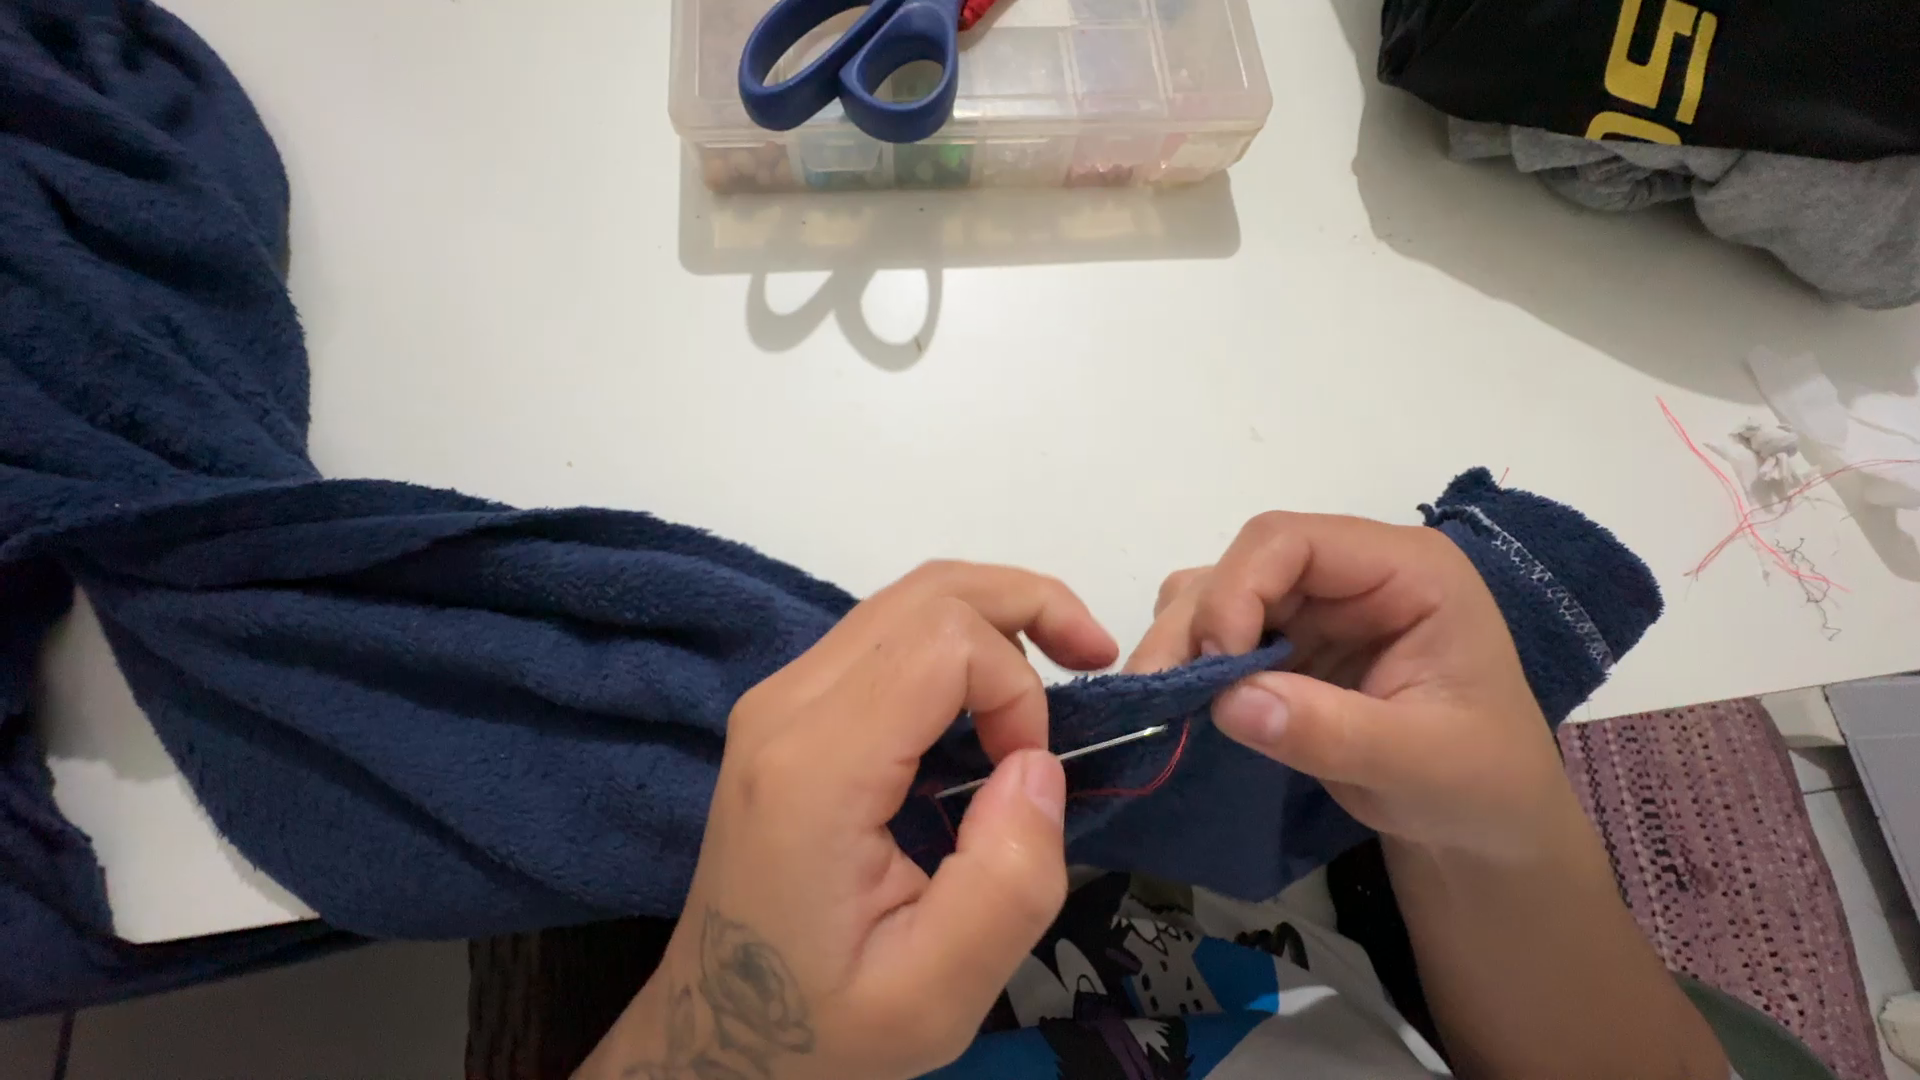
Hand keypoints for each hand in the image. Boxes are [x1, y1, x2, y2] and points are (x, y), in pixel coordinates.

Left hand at [577, 562, 1118, 1079]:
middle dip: (1028, 605)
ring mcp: (782, 695)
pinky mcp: (791, 702)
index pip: (942, 645)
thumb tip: (1038, 763)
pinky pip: (889, 631)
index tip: (1031, 770)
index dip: (1017, 688)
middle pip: (927, 592)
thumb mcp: (932, 998)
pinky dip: (959, 636)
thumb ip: (1005, 885)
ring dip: (998, 613)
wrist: (716, 1024)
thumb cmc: (820, 1022)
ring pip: (908, 598)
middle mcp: (787, 703)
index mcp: (814, 767)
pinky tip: (994, 684)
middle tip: (1093, 654)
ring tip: (1060, 660)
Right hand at [1126, 512, 1577, 861]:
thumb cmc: (1480, 787)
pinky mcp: (1280, 639)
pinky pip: (1210, 630)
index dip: (1237, 590)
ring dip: (1179, 643)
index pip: (1288, 541)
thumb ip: (1330, 732)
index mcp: (1403, 570)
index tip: (1219, 665)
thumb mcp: (1423, 766)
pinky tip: (1187, 701)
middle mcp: (1346, 571)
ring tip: (1166, 704)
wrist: (1483, 824)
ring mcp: (1310, 604)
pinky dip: (1186, 661)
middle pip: (1237, 565)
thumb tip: (1226, 700)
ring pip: (1210, 592)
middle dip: (1193, 626)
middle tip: (1160, 694)